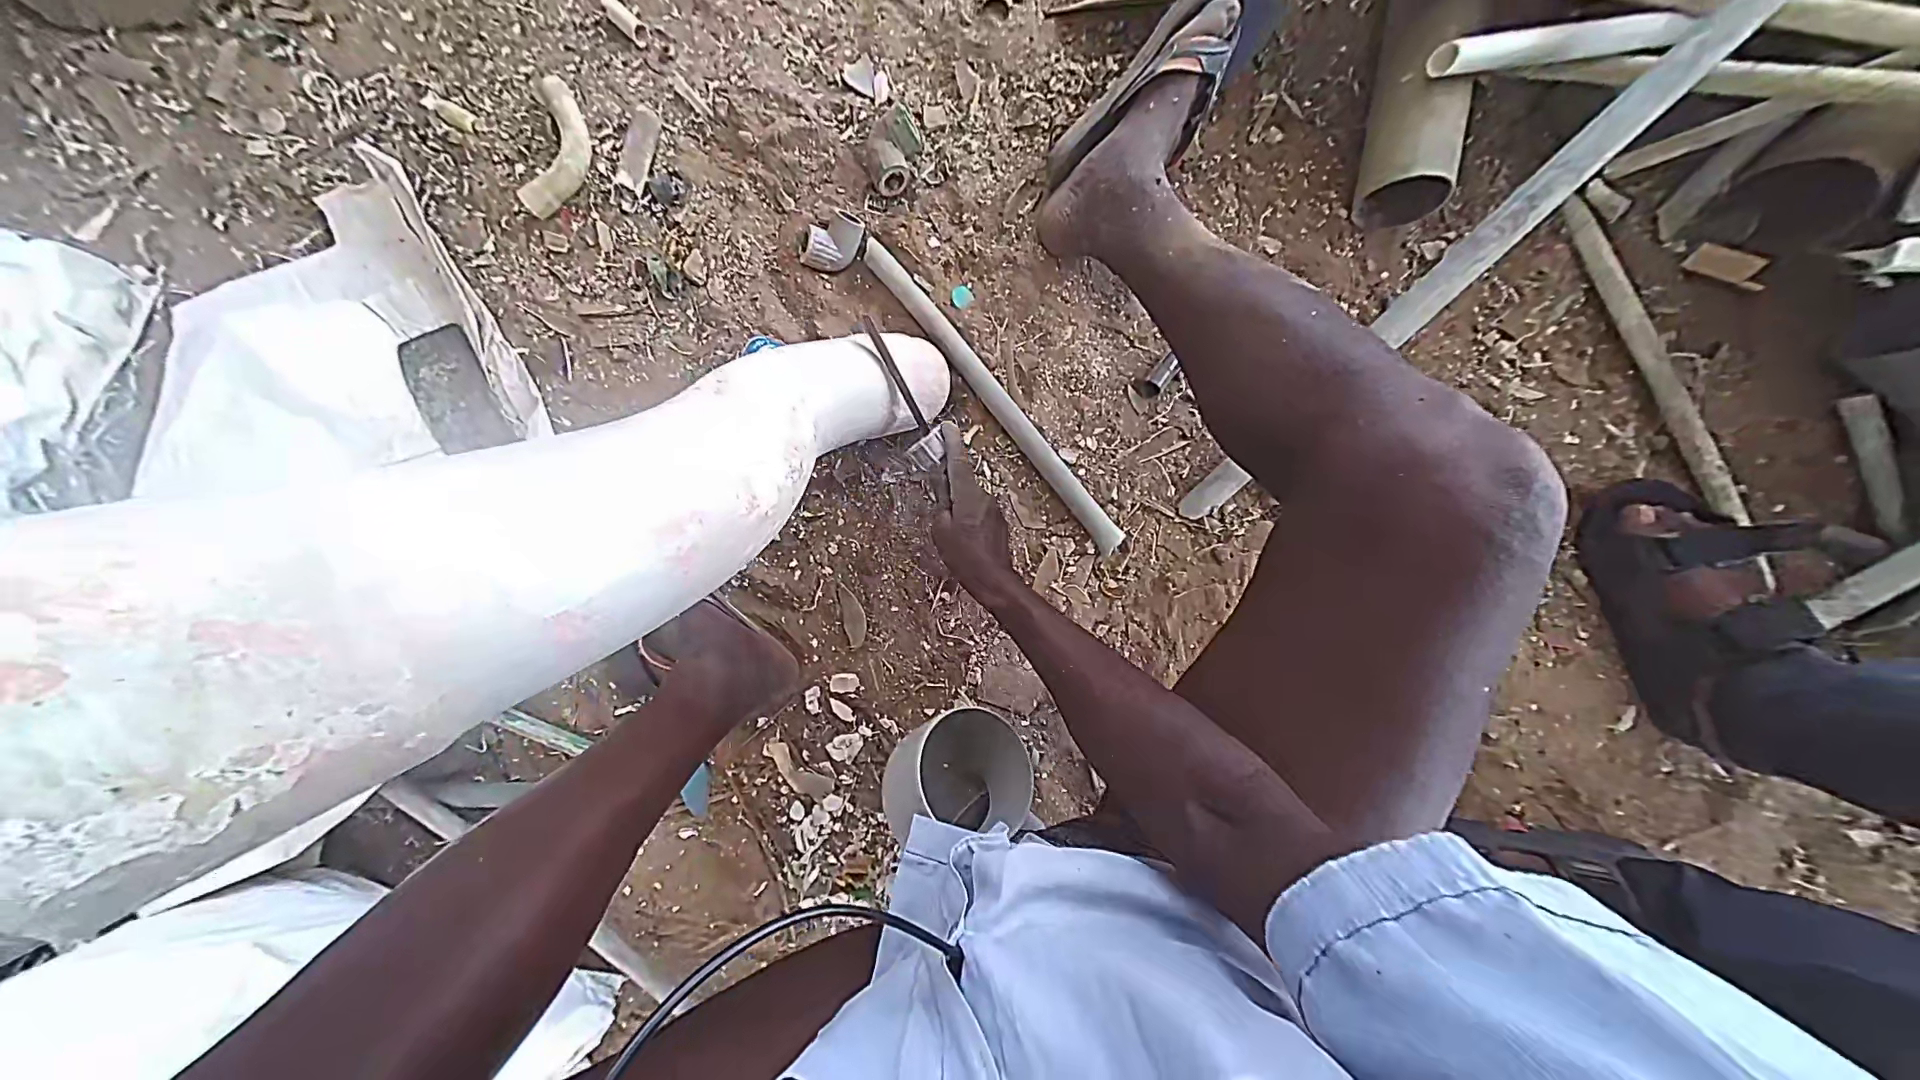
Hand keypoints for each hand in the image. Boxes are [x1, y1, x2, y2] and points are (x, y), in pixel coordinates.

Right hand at [931, 422, 1019, 605]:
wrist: (993, 579)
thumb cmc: (965, 558)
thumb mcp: (940, 531)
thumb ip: (940, 508)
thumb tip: (943, 499)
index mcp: (968, 495)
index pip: (958, 462)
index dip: (951, 443)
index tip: (947, 428)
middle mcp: (985, 497)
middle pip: (963, 481)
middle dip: (949, 485)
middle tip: (937, 495)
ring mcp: (994, 510)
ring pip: (971, 499)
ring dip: (959, 506)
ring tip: (950, 528)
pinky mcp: (998, 523)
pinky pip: (979, 512)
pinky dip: (969, 517)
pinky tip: (963, 535)